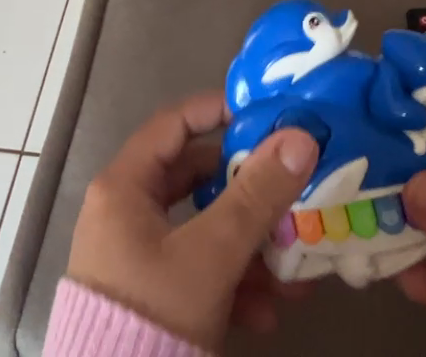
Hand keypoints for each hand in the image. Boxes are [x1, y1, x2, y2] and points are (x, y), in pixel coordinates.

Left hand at [65, 92, 319, 350]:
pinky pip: (197, 273)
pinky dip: (233, 286)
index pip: (173, 124)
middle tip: (291, 190)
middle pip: (195, 182)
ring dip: (250, 249)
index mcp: (125, 186)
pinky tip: (267, 314)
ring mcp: (137, 255)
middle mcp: (126, 212)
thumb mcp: (212, 252)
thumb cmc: (156, 307)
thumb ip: (257, 196)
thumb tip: (300, 138)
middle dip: (247, 194)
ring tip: (294, 270)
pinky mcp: (151, 295)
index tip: (263, 113)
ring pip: (203, 233)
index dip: (217, 111)